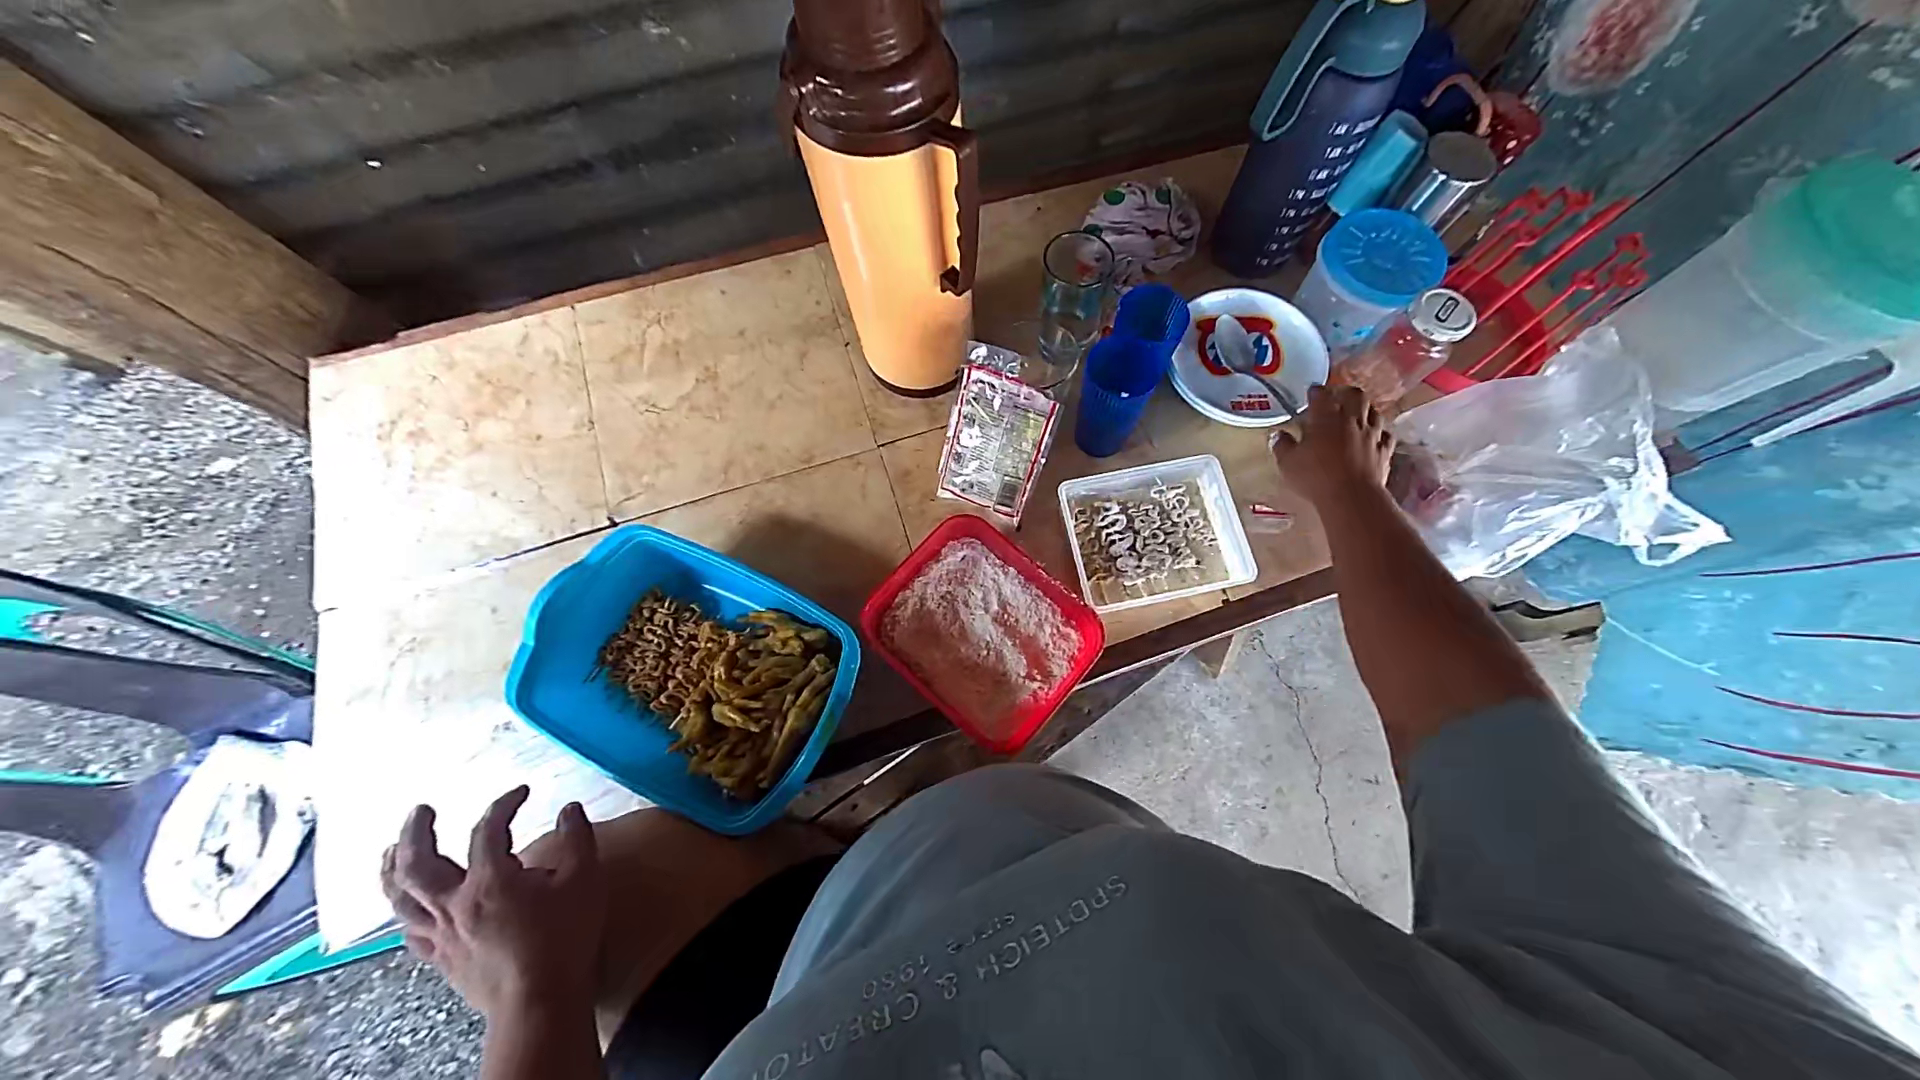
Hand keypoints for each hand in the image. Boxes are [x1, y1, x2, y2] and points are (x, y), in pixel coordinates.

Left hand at [381, 786, 603, 1020]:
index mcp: (491, 881)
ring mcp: (442, 935)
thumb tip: (569, 807)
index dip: (504, 804)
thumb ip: (578, 837)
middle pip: (417, 864)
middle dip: (415, 833)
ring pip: (401, 900)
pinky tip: (411, 906)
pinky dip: (406, 912)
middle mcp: (456, 904)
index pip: (488, 830)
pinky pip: (411, 932)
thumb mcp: (586, 878)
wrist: (540, 1001)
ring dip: (392, 870)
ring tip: (391, 850)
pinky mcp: (441, 960)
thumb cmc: (565, 936)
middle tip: (420, 811)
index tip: (522, 792)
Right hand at [1271, 383, 1394, 507]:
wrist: (1351, 496)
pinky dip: (1380, 432)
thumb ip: (1282, 445)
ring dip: (1366, 410)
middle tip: (1338, 396)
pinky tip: (1374, 436)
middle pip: (1355, 395)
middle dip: (1346, 392)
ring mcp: (1372, 434)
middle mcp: (1352, 420)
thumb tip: (1278, 434)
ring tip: (1357, 414)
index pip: (1321, 395)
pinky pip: (1386, 434)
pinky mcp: (1385, 450)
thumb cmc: (1315, 476)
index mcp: (1325, 418)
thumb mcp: (1288, 462)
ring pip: (1374, 412)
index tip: (1311, 393)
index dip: (1316, 392)